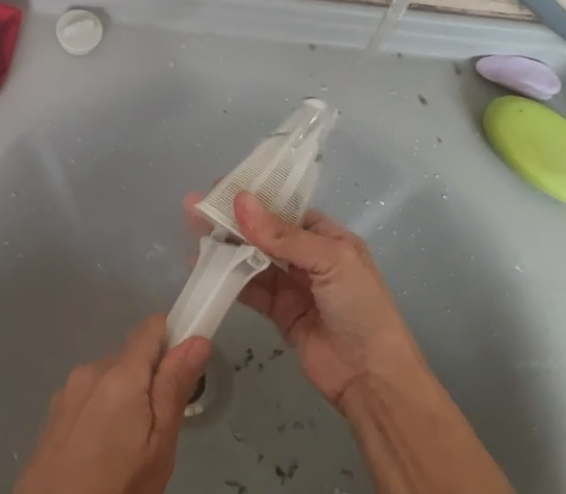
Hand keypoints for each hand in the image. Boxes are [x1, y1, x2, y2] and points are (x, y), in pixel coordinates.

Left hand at [14, 314, 210, 493]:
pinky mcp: (55, 410)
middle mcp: (90, 371)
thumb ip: (175, 388)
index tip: (187, 362)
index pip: (150, 328)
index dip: (173, 335)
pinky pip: (89, 397)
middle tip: (159, 425)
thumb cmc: (118, 485)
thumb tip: (197, 340)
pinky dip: (102, 412)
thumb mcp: (159, 445)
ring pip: (109, 379)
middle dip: (150, 381)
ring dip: (125, 398)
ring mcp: (68, 390)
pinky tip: (102, 448)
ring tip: (129, 445)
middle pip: (130, 358)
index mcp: (119, 374)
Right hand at [183, 190, 417, 415]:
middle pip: (263, 232)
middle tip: (195, 207)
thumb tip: (241, 201)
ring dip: (225, 246)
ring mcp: (293, 285)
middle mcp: (308, 257)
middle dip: (231, 220)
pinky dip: (227, 278)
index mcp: (327, 238)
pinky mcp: (279, 312)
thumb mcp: (329, 261)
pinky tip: (203, 267)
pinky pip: (249, 289)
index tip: (219, 188)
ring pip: (252, 258)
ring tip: (193, 232)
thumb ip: (282, 235)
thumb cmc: (360, 308)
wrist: (372, 378)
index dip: (253, 197)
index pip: (284, 209)